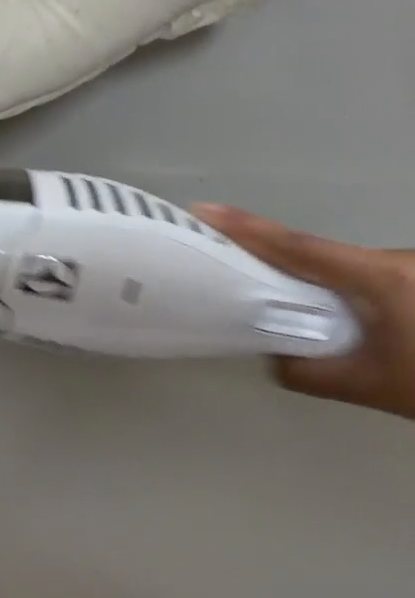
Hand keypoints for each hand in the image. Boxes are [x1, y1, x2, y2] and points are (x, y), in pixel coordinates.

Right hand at [196, 204, 414, 420]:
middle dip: (288, 275)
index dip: (246, 229)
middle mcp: (404, 262)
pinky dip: (362, 303)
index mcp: (381, 277)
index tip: (202, 210)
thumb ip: (306, 370)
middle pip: (325, 261)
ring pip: (358, 276)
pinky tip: (370, 333)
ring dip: (334, 297)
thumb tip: (276, 355)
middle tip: (245, 290)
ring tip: (330, 331)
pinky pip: (383, 284)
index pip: (297, 247)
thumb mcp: (370, 387)